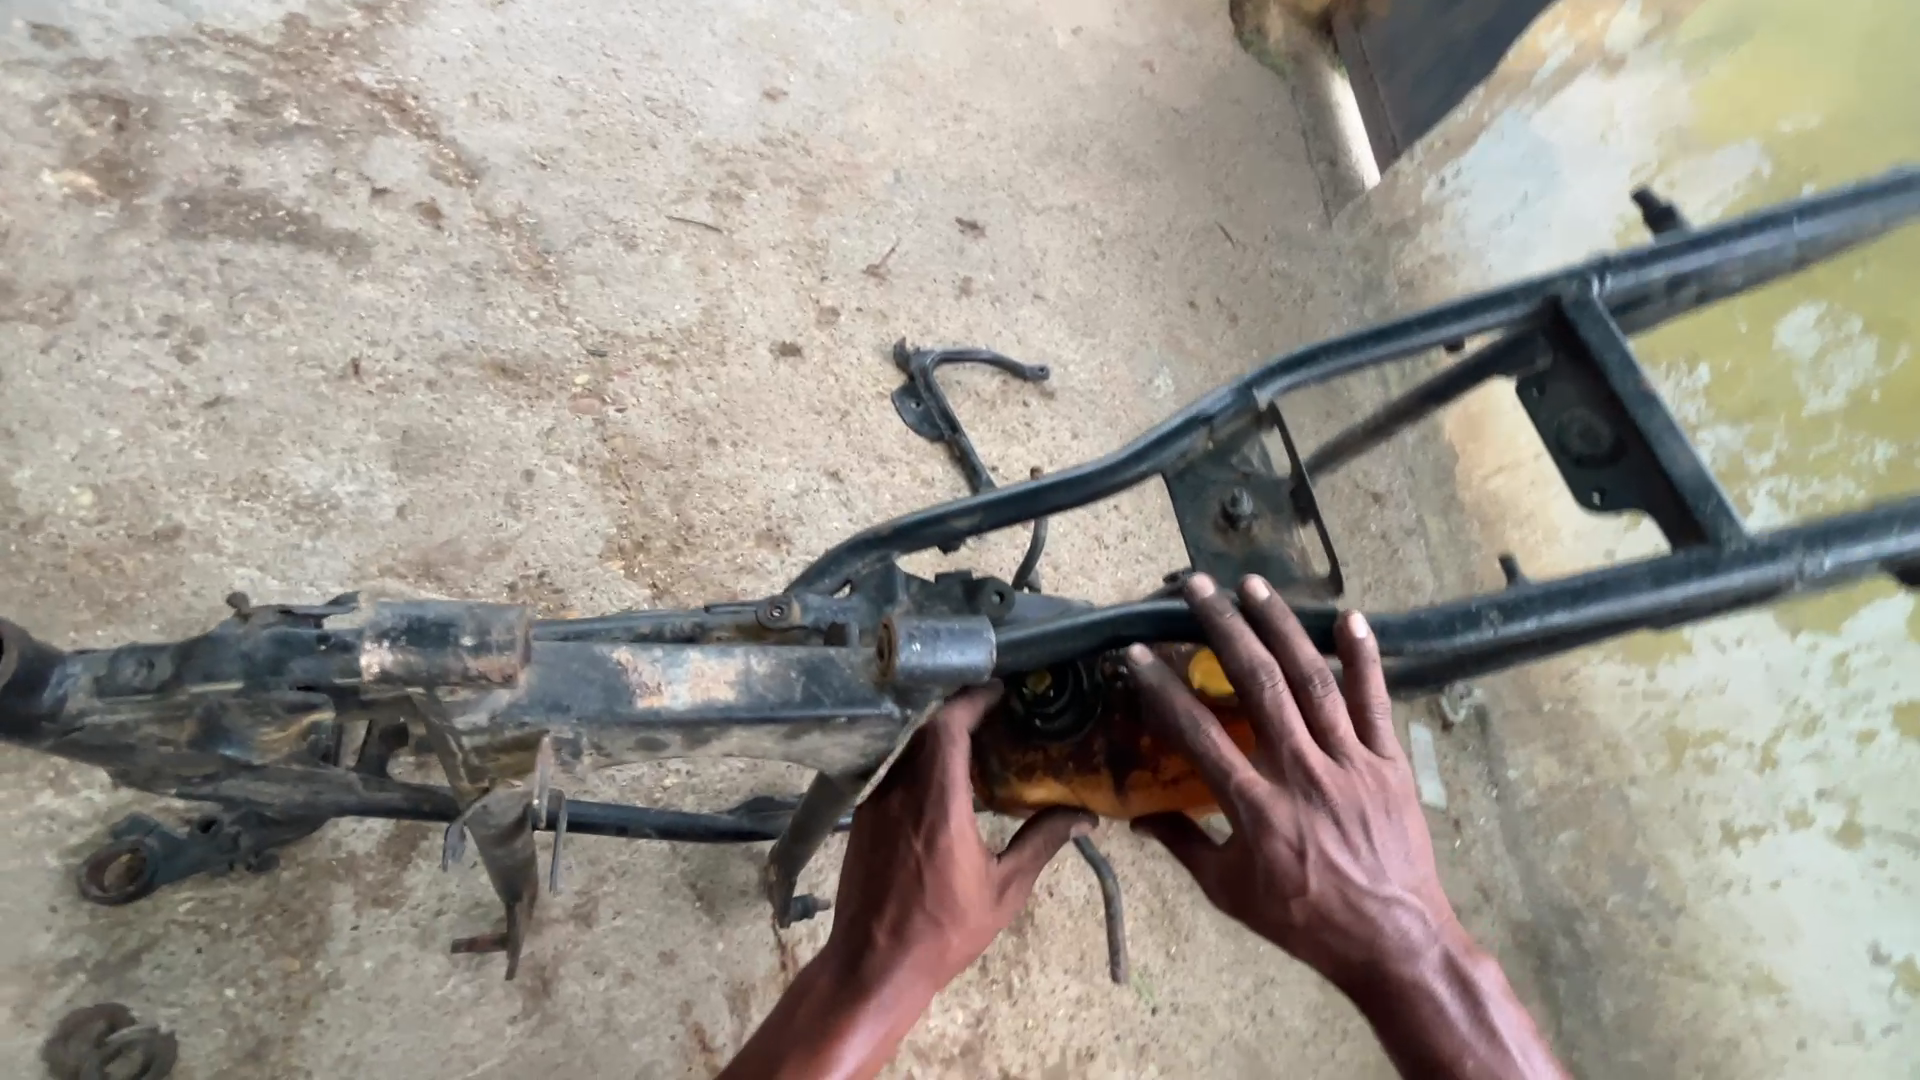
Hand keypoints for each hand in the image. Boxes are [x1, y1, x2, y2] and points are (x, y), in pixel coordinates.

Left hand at [825, 683, 1094, 990]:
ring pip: (906, 744)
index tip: (998, 691)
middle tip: (992, 709)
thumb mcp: (1004, 890)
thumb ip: (1042, 842)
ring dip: (936, 731)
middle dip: (958, 710)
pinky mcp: (861, 813)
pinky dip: (917, 755)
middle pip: (926, 727)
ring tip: (971, 735)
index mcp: (938, 804)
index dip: (972, 701)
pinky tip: (939, 772)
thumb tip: (1085, 815)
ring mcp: (875, 800)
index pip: (948, 728)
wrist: (874, 966)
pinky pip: (892, 766)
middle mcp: (901, 791)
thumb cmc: (944, 931)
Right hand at [1126, 573, 1455, 993]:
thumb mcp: (1229, 892)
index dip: (1163, 689)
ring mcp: (1351, 763)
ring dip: (1280, 626)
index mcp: (1256, 806)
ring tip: (1253, 584)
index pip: (1198, 733)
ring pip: (1312, 680)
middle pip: (1259, 685)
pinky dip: (1364, 658)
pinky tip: (1348, 617)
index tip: (1138, 653)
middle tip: (1197, 588)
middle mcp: (1302, 772)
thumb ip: (1182, 845)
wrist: (1399, 945)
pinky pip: (1376, 703)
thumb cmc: (1306, 920)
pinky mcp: (1389, 764)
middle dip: (1223, 628)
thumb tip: (1135, 817)